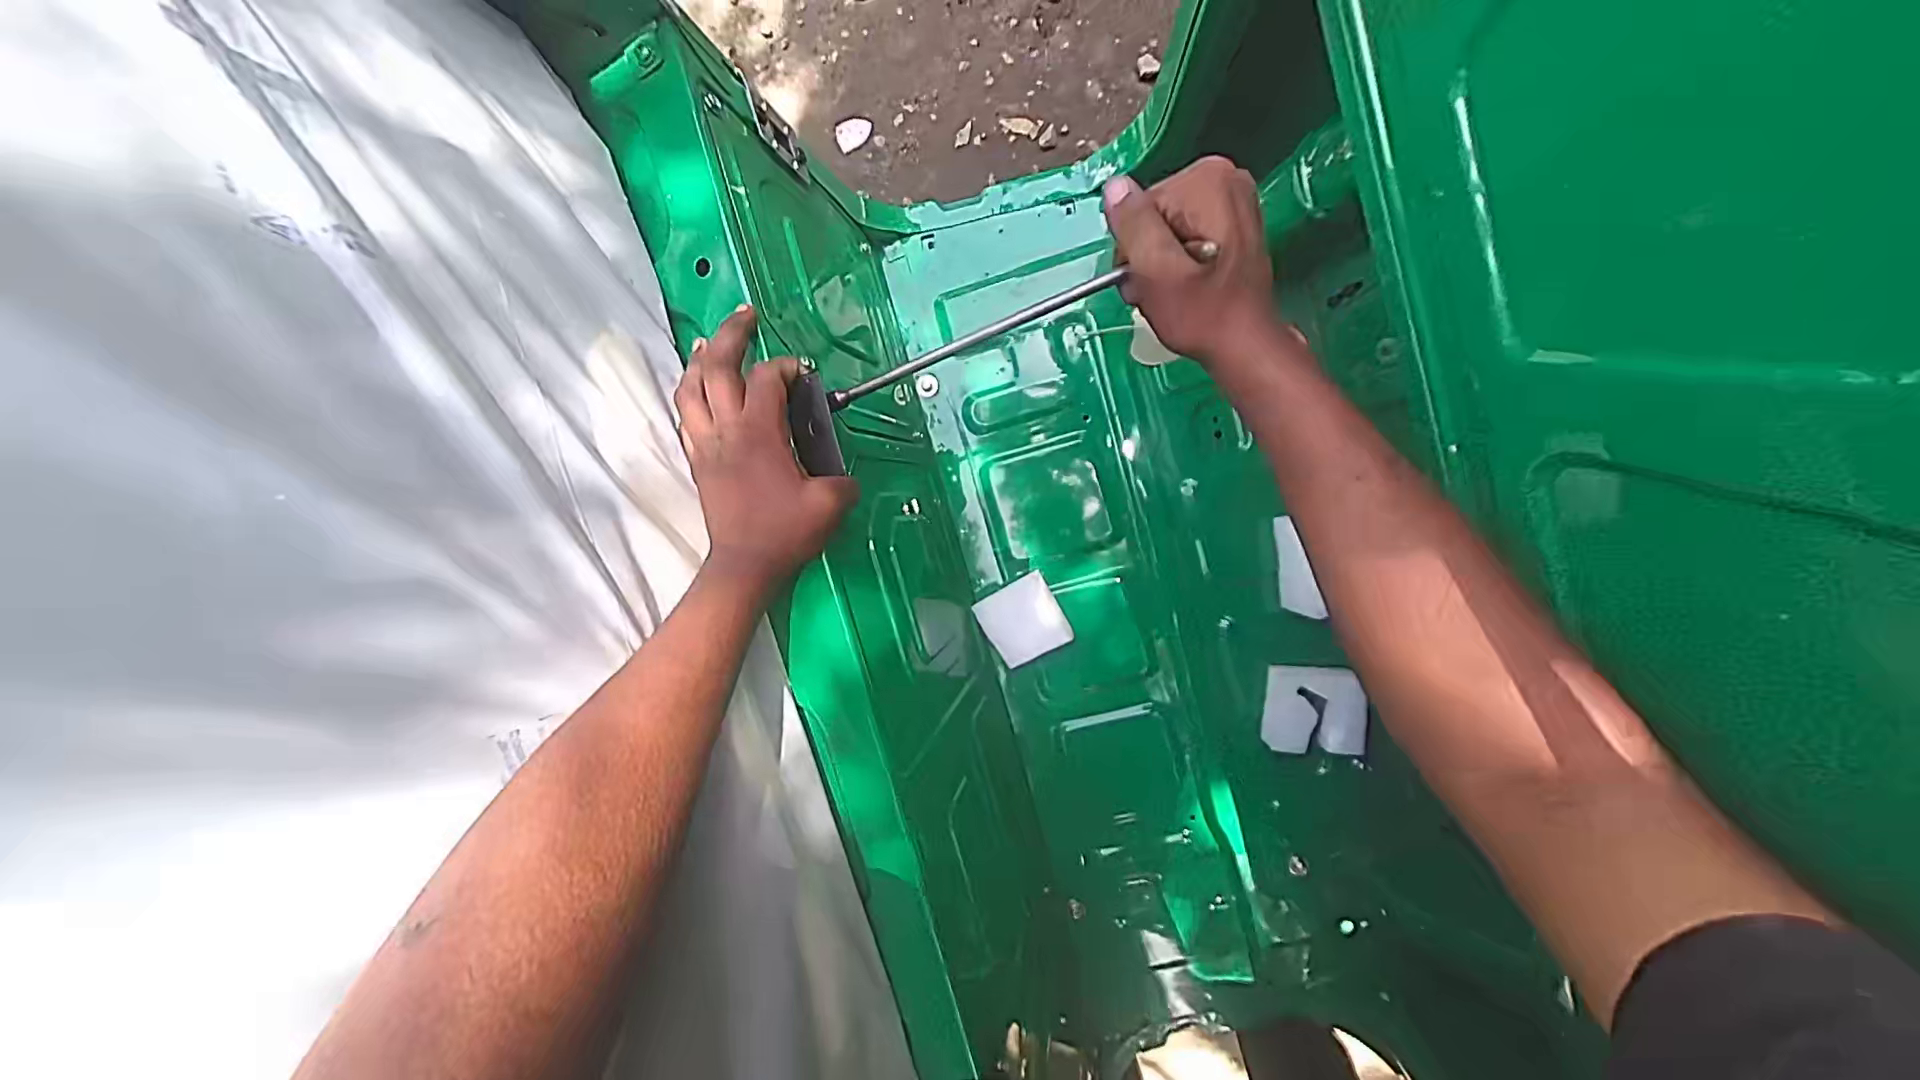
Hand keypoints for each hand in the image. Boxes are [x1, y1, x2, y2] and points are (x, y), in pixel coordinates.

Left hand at [675, 306, 858, 595]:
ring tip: (715, 342)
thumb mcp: (831, 504)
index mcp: (759, 433)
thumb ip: (844, 479)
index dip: (786, 367)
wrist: (745, 565)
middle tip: (747, 314)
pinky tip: (702, 389)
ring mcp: (706, 444)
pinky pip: (686, 415)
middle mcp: (726, 430)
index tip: (803, 374)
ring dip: (702, 359)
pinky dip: (692, 392)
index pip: (767, 380)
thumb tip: (844, 473)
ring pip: (690, 387)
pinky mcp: (698, 460)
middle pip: (718, 367)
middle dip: (733, 334)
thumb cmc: (786, 532)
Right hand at [1102, 157, 1288, 366]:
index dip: (1134, 249)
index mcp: (1207, 181)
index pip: (1137, 208)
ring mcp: (1230, 200)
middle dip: (1146, 256)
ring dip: (1156, 265)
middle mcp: (1224, 178)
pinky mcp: (1230, 223)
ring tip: (1172, 292)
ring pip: (1162, 229)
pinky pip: (1181, 236)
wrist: (1244, 345)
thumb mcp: (1157, 270)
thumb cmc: (1202, 314)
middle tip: (1160, 291)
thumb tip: (1114, 187)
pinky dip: (1175, 264)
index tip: (1147, 280)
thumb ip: (1133, 225)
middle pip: (1151, 216)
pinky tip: (1184, 286)